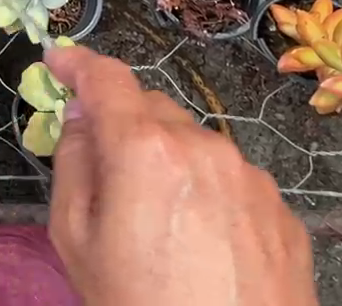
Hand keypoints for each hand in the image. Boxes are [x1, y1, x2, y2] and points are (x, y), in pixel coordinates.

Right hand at [43, 46, 317, 305]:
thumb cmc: (134, 303)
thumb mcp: (74, 235)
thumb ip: (72, 160)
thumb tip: (82, 118)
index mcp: (144, 147)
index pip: (106, 78)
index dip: (76, 62)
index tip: (57, 60)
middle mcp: (202, 146)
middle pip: (150, 107)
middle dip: (122, 120)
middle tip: (106, 163)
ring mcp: (251, 179)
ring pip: (193, 141)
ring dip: (168, 154)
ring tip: (161, 215)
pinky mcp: (284, 214)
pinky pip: (232, 178)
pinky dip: (207, 187)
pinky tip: (203, 238)